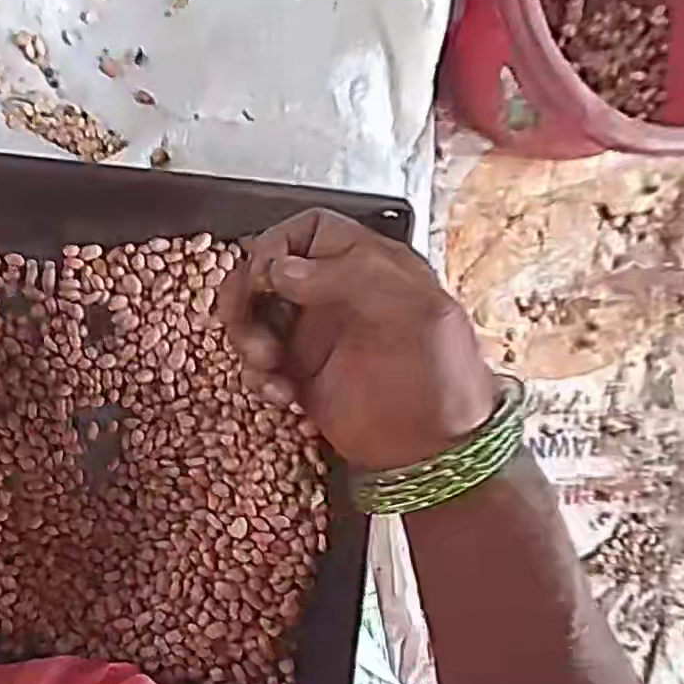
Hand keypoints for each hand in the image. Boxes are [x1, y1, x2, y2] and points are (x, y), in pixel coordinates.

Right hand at [219, 209, 496, 469]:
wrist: (430, 452)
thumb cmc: (438, 378)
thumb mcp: (415, 312)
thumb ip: (353, 276)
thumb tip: (281, 269)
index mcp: (365, 267)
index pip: (307, 231)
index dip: (276, 246)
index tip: (266, 277)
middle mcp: (332, 296)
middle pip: (265, 274)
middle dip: (245, 297)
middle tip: (245, 325)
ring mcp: (312, 337)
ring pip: (253, 318)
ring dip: (246, 339)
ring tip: (267, 365)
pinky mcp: (297, 375)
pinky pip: (258, 364)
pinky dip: (257, 378)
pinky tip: (281, 395)